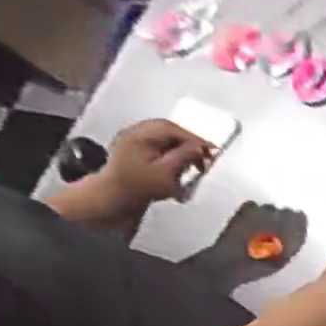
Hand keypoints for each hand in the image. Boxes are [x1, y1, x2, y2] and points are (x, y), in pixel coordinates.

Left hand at [95, 119, 214, 210]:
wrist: (114, 196)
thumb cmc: (140, 186)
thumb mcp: (167, 173)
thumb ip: (184, 157)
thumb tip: (200, 147)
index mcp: (139, 136)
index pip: (171, 129)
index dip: (194, 138)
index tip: (211, 150)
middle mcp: (132, 132)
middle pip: (166, 129)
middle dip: (188, 142)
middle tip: (203, 157)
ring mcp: (130, 138)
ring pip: (161, 134)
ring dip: (180, 146)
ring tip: (192, 161)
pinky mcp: (131, 146)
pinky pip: (154, 140)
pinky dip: (170, 148)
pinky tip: (177, 160)